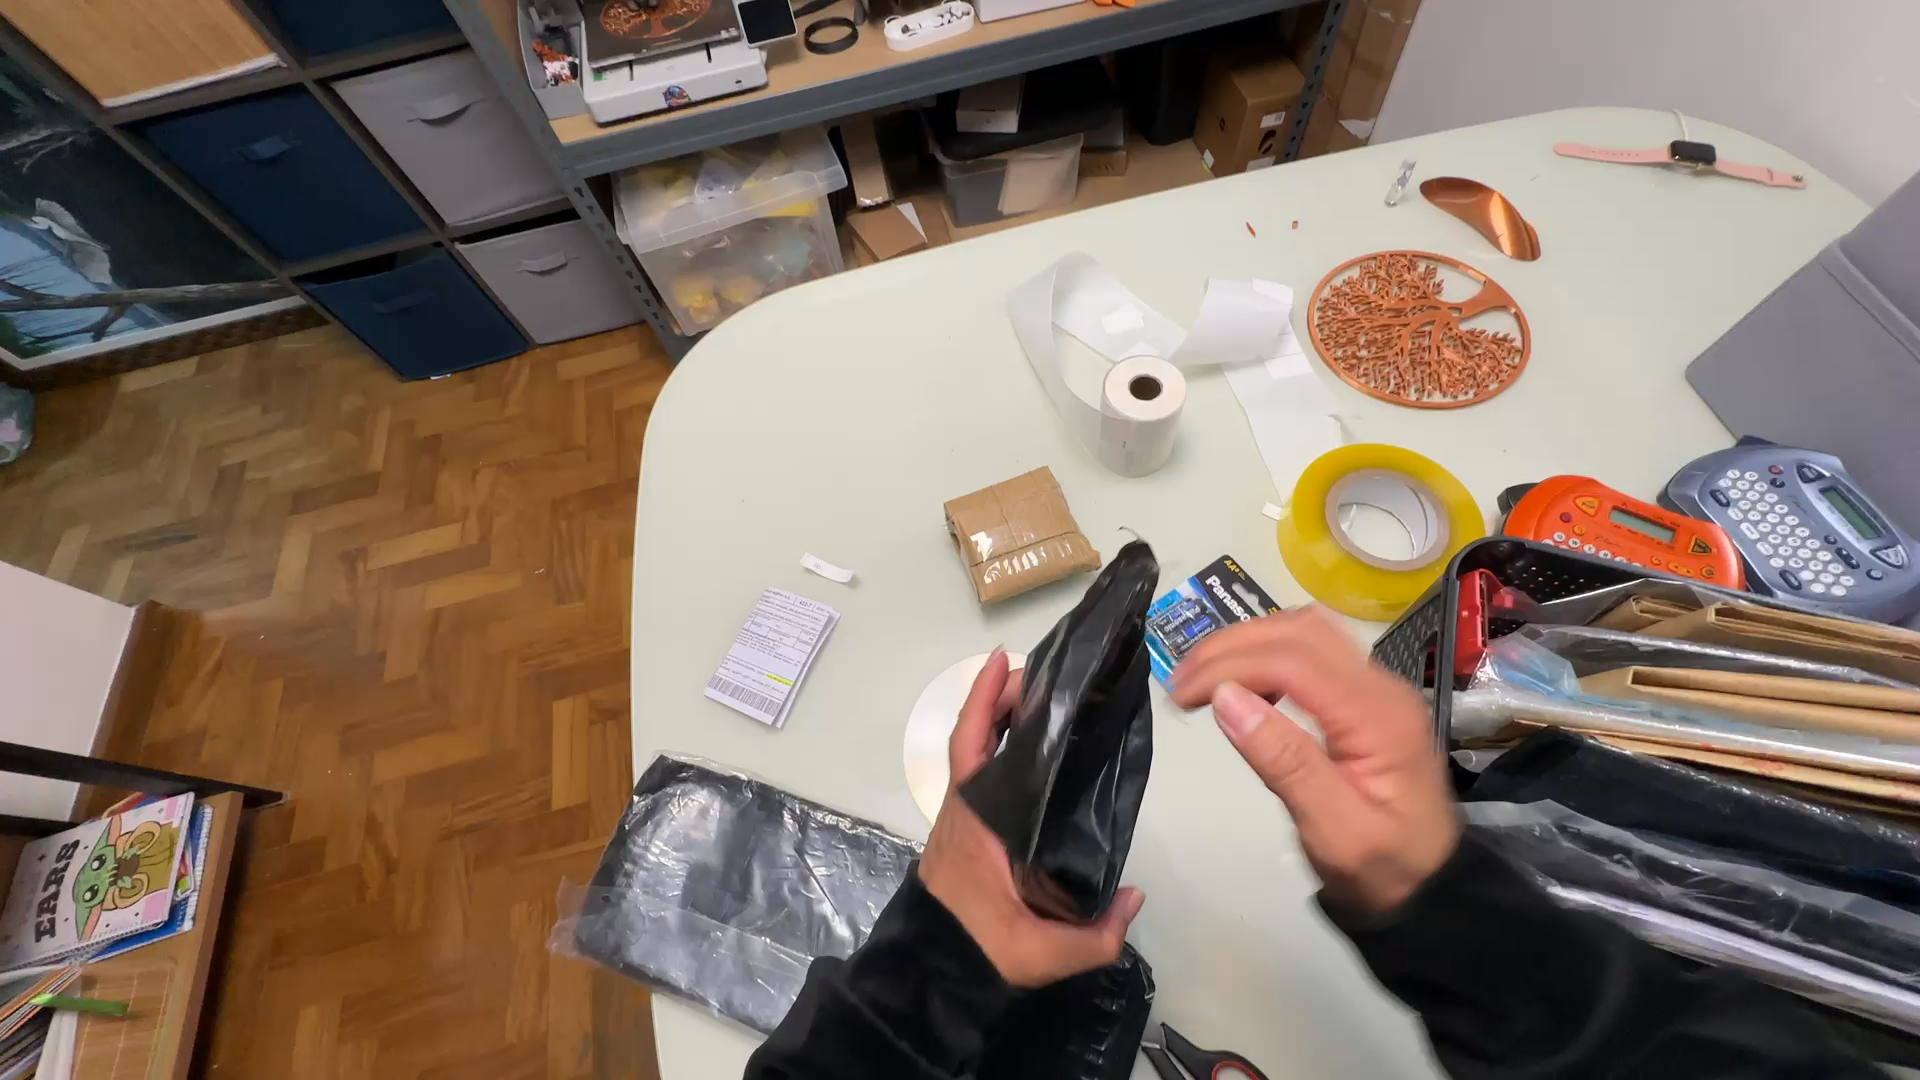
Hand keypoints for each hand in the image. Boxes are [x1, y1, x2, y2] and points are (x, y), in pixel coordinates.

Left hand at [918, 648, 1146, 986]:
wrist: (932, 971)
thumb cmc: (980, 949)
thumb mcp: (1041, 953)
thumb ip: (1095, 934)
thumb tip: (1135, 895)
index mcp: (976, 818)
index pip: (973, 744)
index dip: (985, 699)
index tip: (1005, 661)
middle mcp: (964, 804)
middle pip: (972, 733)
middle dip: (1001, 695)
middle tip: (1045, 674)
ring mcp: (960, 812)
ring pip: (973, 748)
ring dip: (998, 716)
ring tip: (1042, 695)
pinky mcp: (964, 823)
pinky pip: (977, 769)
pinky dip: (995, 744)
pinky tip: (1027, 742)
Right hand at [1171, 608, 1459, 914]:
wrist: (1428, 888)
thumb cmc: (1380, 867)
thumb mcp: (1334, 831)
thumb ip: (1285, 762)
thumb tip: (1227, 698)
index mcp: (1377, 718)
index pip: (1291, 661)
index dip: (1228, 666)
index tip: (1183, 695)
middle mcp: (1380, 687)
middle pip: (1297, 630)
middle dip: (1230, 645)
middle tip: (1183, 680)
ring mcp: (1374, 685)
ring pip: (1302, 629)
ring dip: (1245, 642)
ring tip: (1203, 675)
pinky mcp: (1361, 691)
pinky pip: (1308, 647)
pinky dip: (1264, 651)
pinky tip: (1239, 681)